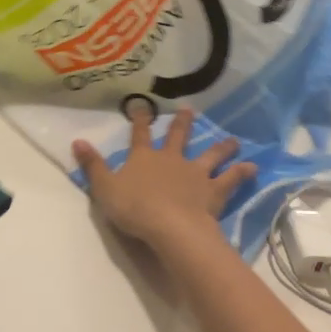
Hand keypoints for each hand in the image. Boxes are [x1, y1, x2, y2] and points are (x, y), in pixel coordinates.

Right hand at [72, 106, 256, 250]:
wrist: (170, 227)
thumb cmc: (134, 208)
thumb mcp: (105, 188)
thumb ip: (92, 166)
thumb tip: (77, 141)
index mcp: (144, 157)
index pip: (140, 134)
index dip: (140, 120)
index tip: (143, 105)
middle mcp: (172, 159)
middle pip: (178, 137)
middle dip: (182, 123)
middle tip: (190, 110)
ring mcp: (195, 174)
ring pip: (210, 155)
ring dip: (222, 147)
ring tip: (233, 140)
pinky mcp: (213, 191)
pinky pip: (231, 180)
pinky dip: (242, 173)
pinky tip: (253, 168)